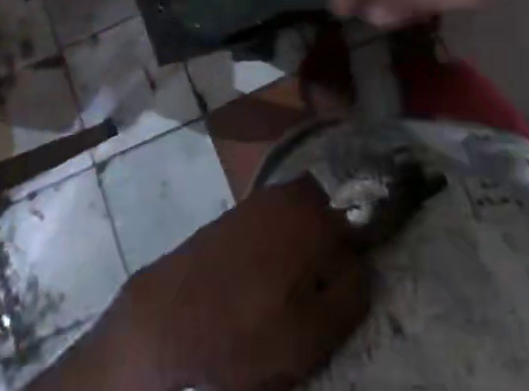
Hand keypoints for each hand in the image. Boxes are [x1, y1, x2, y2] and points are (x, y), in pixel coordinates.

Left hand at [31, 180, 367, 390]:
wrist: (162, 323)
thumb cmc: (242, 332)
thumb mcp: (311, 334)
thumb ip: (351, 294)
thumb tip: (363, 265)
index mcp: (310, 215)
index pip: (359, 212)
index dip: (366, 239)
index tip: (363, 265)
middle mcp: (283, 195)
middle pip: (326, 206)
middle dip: (334, 234)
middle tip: (330, 277)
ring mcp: (253, 201)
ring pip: (296, 211)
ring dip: (305, 237)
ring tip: (299, 282)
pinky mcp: (230, 216)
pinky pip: (270, 219)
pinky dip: (278, 239)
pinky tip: (268, 275)